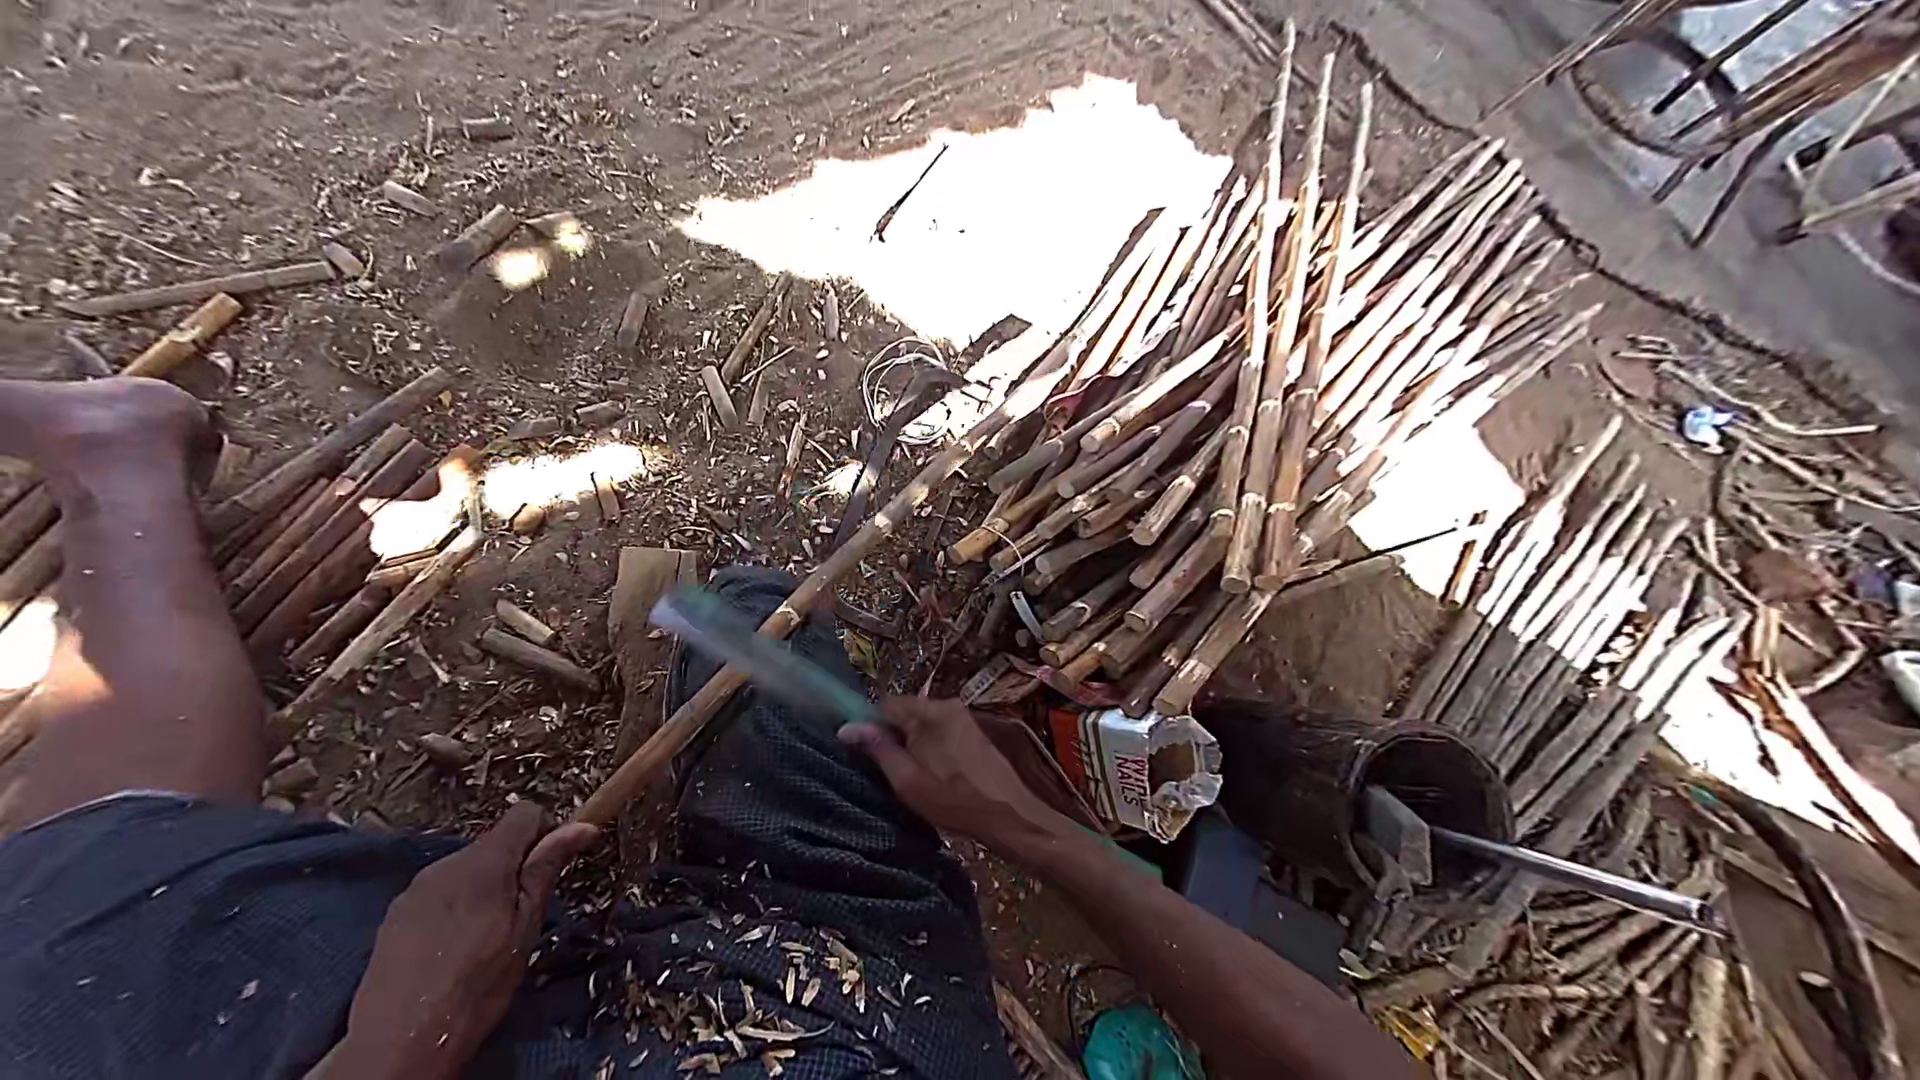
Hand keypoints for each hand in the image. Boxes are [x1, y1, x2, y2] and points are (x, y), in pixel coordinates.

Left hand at [322, 803, 598, 1079]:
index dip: (545, 833)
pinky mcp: (393, 917)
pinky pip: (439, 893)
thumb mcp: (527, 923)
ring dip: (484, 888)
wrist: (398, 1046)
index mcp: (483, 862)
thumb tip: (582, 827)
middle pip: (495, 843)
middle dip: (514, 867)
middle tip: (520, 913)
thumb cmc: (478, 983)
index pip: (525, 814)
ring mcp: (414, 890)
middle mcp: (445, 864)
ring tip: (484, 936)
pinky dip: (455, 907)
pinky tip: (452, 948)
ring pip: (466, 870)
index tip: (549, 868)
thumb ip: (548, 867)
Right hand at [840, 697, 1070, 857]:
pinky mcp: (973, 730)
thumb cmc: (953, 799)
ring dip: (912, 743)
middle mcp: (947, 704)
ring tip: (914, 776)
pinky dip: (930, 746)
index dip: (870, 726)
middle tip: (893, 771)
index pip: (884, 704)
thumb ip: (877, 749)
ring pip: (921, 722)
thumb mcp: (907, 780)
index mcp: (929, 711)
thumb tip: (847, 728)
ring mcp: (963, 716)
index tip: (867, 754)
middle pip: (904, 712)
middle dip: (893, 736)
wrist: (1008, 813)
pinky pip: (939, 729)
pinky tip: (935, 773)